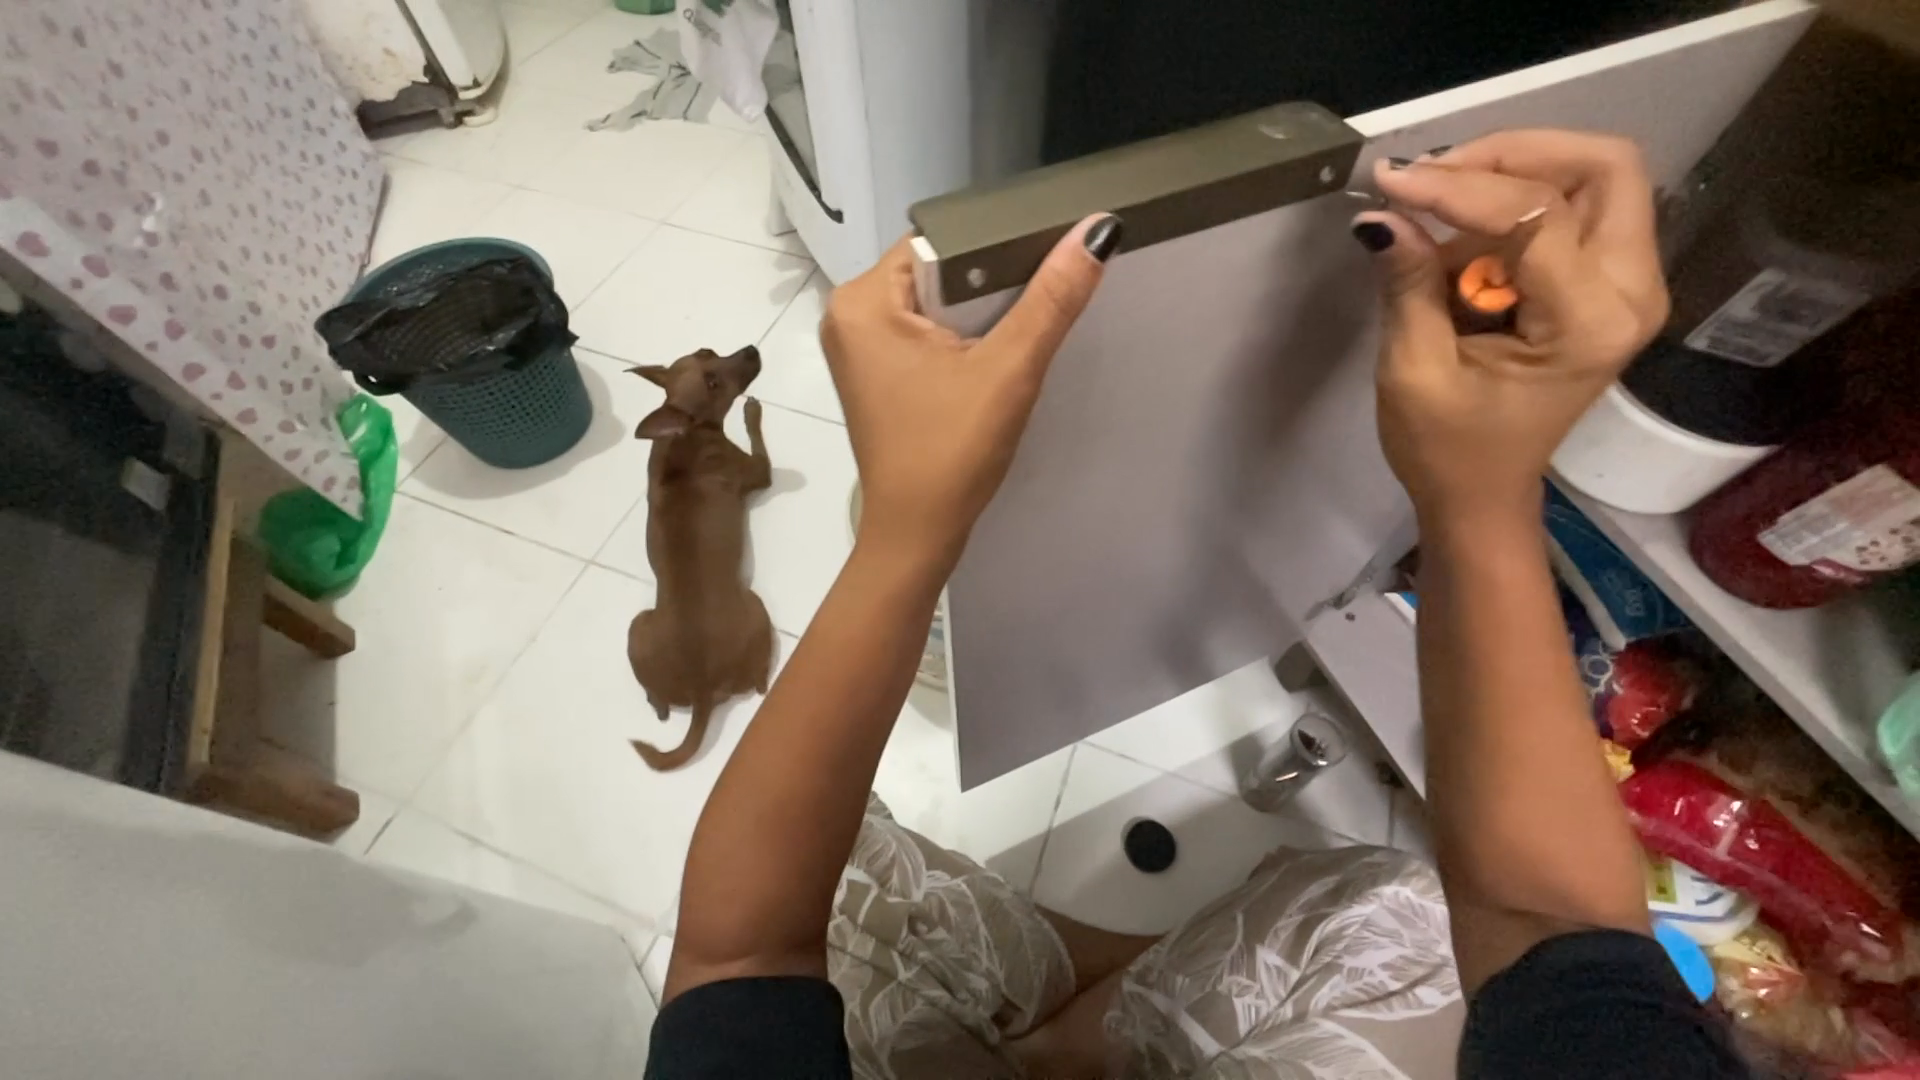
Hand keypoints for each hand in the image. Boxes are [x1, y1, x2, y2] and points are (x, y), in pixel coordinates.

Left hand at [822, 214, 1119, 561]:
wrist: (917, 531)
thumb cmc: (952, 451)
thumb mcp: (1009, 369)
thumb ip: (1052, 299)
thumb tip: (1099, 228)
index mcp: (864, 300)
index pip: (940, 243)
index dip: (995, 247)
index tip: (1046, 257)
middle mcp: (848, 315)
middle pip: (936, 273)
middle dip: (989, 284)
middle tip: (1045, 294)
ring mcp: (857, 348)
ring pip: (933, 305)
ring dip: (978, 314)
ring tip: (1025, 324)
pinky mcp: (874, 375)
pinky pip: (922, 335)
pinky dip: (959, 340)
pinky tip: (992, 355)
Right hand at [1356, 131, 1669, 528]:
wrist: (1480, 493)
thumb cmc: (1443, 448)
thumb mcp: (1413, 370)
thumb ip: (1407, 285)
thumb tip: (1379, 216)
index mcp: (1588, 323)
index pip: (1534, 216)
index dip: (1457, 189)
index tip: (1389, 183)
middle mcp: (1632, 291)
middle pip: (1599, 170)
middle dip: (1510, 157)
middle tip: (1433, 174)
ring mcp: (1627, 285)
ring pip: (1591, 182)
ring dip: (1510, 179)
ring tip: (1432, 210)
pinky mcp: (1604, 285)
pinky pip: (1571, 215)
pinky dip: (1509, 213)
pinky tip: (1453, 246)